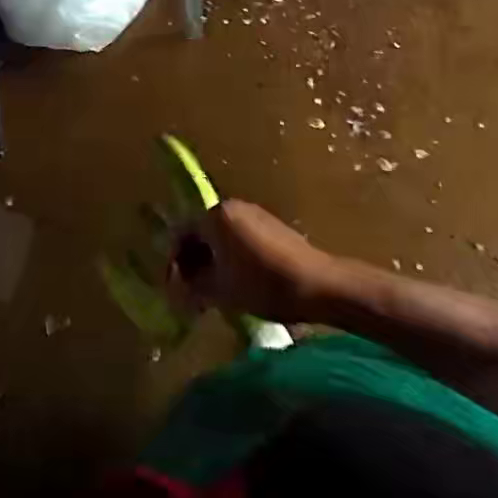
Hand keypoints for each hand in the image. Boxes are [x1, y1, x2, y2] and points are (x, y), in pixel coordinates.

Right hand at [179, 200, 337, 323]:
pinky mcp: (274, 226)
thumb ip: (193, 287)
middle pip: (201, 233)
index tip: (175, 287)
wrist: (323, 286)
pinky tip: (240, 280)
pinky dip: (234, 257)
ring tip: (216, 287)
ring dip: (214, 260)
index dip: (175, 262)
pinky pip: (242, 238)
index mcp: (214, 216)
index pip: (181, 234)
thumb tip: (180, 289)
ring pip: (222, 236)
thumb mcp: (221, 291)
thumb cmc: (264, 284)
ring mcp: (255, 214)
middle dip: (194, 261)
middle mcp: (231, 206)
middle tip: (193, 288)